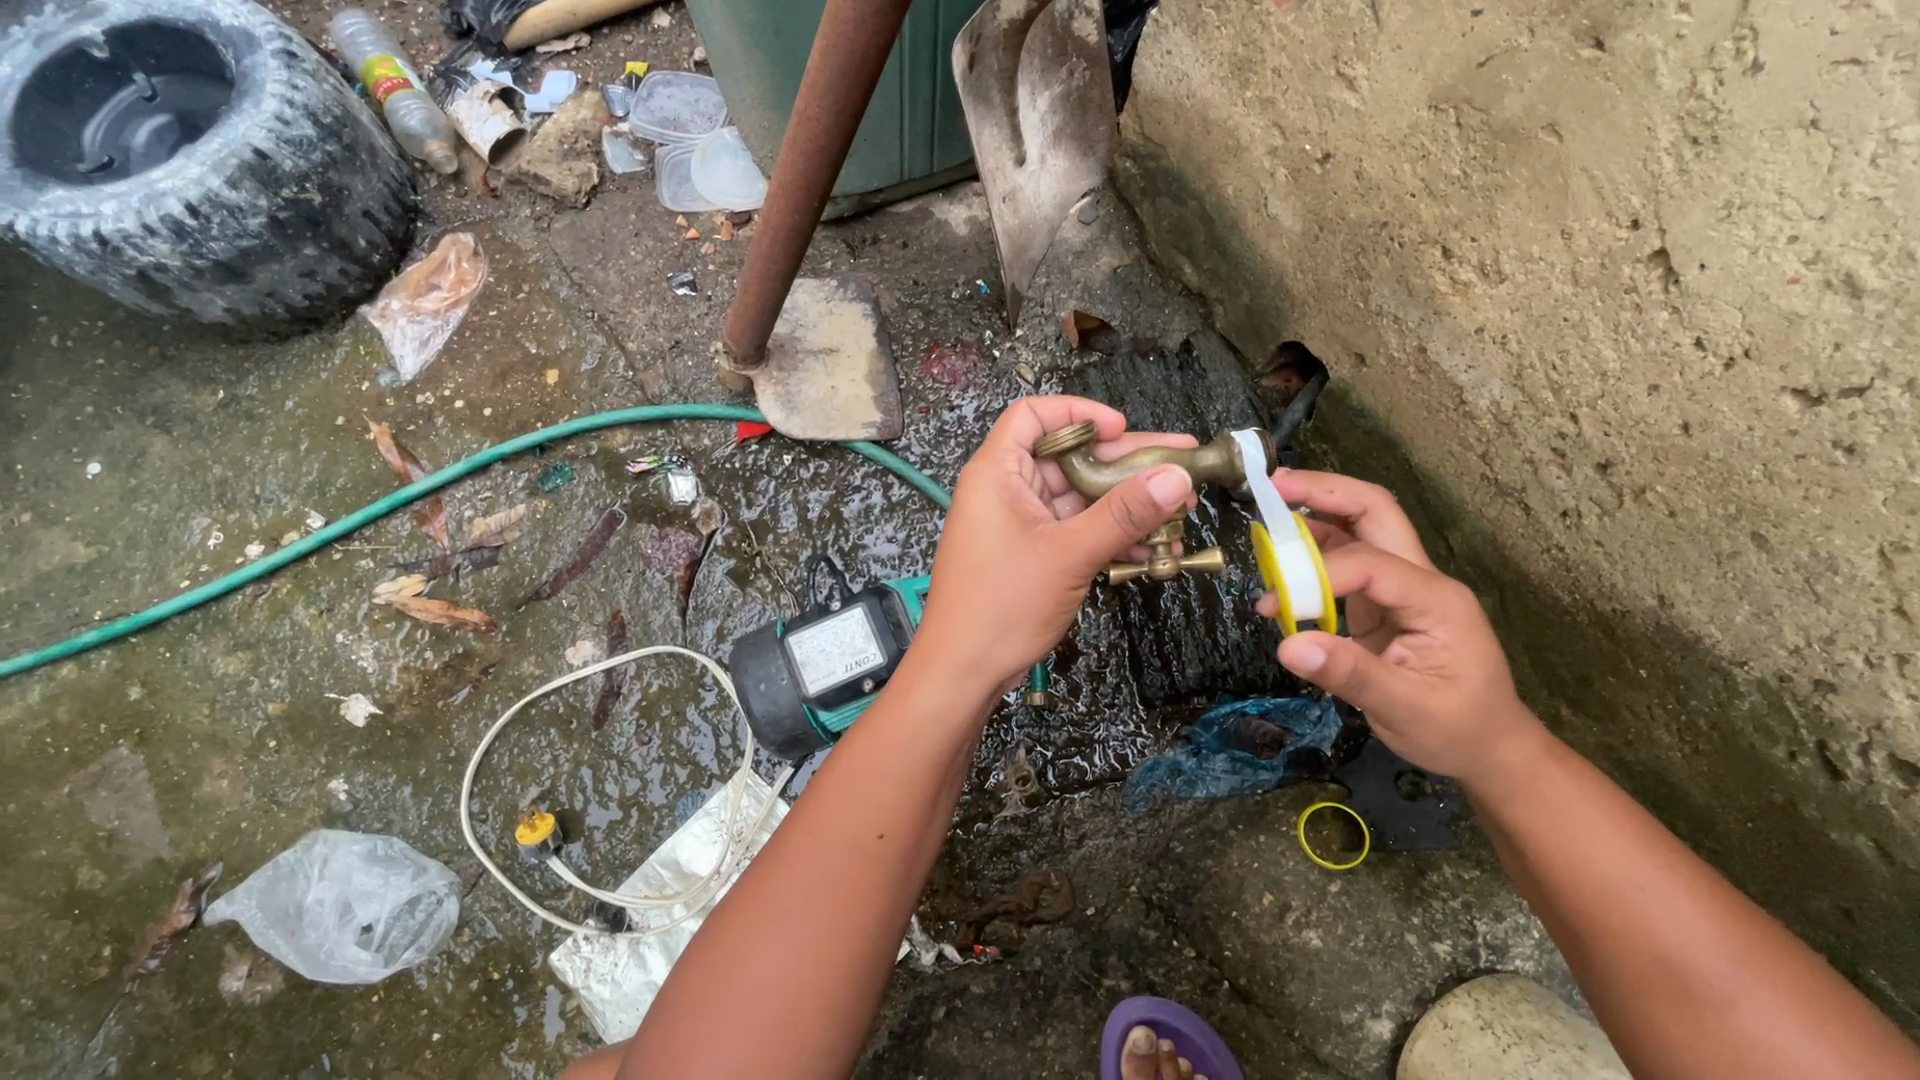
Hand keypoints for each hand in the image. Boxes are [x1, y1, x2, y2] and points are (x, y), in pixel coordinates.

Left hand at [919, 396, 1198, 687]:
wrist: (963, 672)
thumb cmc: (1000, 606)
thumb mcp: (1069, 554)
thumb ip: (1124, 514)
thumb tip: (1176, 476)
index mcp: (997, 473)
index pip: (1033, 415)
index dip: (1079, 413)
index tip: (1122, 430)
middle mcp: (1005, 491)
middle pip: (1069, 457)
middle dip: (1125, 464)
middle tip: (1181, 464)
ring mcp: (1019, 525)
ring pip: (1079, 498)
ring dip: (1126, 505)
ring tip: (1180, 510)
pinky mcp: (1031, 555)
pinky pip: (1076, 531)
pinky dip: (1110, 536)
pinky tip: (1152, 549)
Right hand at [1257, 470, 1542, 781]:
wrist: (1488, 747)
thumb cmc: (1456, 729)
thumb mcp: (1403, 708)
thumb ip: (1347, 673)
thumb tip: (1288, 646)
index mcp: (1435, 599)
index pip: (1370, 563)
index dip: (1319, 573)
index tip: (1279, 602)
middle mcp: (1420, 580)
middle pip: (1375, 512)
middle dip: (1325, 492)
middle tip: (1273, 485)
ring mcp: (1402, 589)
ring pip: (1360, 530)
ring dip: (1315, 516)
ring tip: (1267, 515)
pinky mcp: (1383, 604)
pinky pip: (1346, 565)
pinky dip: (1312, 557)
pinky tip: (1282, 570)